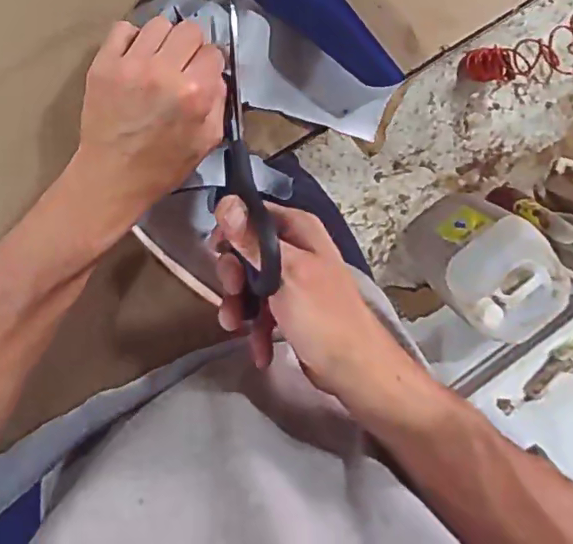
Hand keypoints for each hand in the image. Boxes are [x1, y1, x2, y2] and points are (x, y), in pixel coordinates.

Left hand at [67, 17, 224, 219]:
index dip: (209, 62)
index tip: (201, 72)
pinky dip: (131, 38)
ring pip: (158, 23)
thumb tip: (215, 71)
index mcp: (194, 92)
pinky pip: (122, 28)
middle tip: (180, 63)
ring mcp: (131, 65)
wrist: (112, 176)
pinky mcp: (104, 64)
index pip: (213, 51)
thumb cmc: (163, 164)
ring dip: (162, 39)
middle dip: (190, 45)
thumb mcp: (208, 139)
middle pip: (189, 29)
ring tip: (156, 58)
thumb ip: (219, 100)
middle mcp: (164, 71)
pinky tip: (133, 57)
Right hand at [212, 195, 427, 410]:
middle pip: (247, 250)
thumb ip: (252, 240)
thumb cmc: (323, 315)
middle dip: (234, 276)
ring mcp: (294, 280)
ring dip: (239, 306)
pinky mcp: (291, 309)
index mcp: (298, 228)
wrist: (356, 371)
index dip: (231, 230)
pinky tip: (260, 348)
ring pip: (251, 283)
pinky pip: (262, 310)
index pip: (254, 214)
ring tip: (235, 327)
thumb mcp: (284, 272)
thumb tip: (226, 201)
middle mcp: (296, 248)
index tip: (216, 250)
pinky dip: (256, 328)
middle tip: (231, 293)